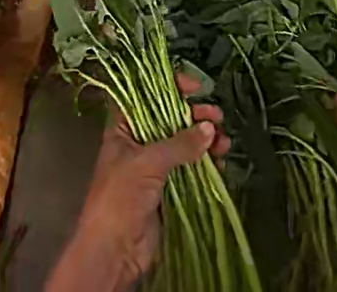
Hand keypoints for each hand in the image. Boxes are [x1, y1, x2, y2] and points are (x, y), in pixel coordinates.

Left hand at [46, 75, 228, 291]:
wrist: (113, 251)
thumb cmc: (120, 196)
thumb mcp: (147, 162)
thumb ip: (179, 144)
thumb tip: (209, 127)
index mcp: (123, 126)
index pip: (146, 93)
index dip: (168, 85)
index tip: (194, 87)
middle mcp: (138, 139)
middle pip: (169, 116)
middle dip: (194, 114)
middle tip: (216, 115)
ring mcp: (154, 163)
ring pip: (183, 141)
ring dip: (204, 138)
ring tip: (223, 140)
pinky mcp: (168, 186)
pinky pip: (190, 166)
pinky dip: (206, 161)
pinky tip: (221, 159)